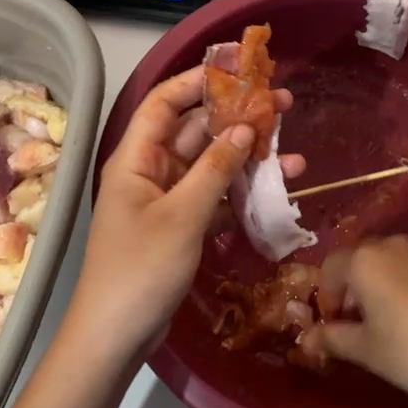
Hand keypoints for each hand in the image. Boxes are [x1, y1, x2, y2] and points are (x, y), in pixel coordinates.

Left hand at [66, 66, 303, 366]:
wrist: (115, 336)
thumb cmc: (141, 269)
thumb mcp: (181, 216)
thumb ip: (214, 169)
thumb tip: (244, 128)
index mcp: (136, 159)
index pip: (165, 103)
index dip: (199, 81)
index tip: (240, 70)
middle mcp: (151, 171)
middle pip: (195, 130)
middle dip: (237, 116)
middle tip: (284, 103)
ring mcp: (167, 199)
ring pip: (211, 164)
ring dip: (248, 156)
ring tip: (293, 147)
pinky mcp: (181, 226)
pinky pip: (216, 196)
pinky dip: (243, 191)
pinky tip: (280, 188)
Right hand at [304, 236, 407, 407]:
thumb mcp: (368, 351)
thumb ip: (333, 339)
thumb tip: (308, 338)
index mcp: (365, 260)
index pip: (329, 268)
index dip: (325, 297)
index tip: (332, 326)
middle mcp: (393, 245)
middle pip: (359, 261)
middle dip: (351, 290)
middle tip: (356, 326)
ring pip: (389, 263)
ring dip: (379, 286)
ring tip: (388, 324)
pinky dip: (406, 287)